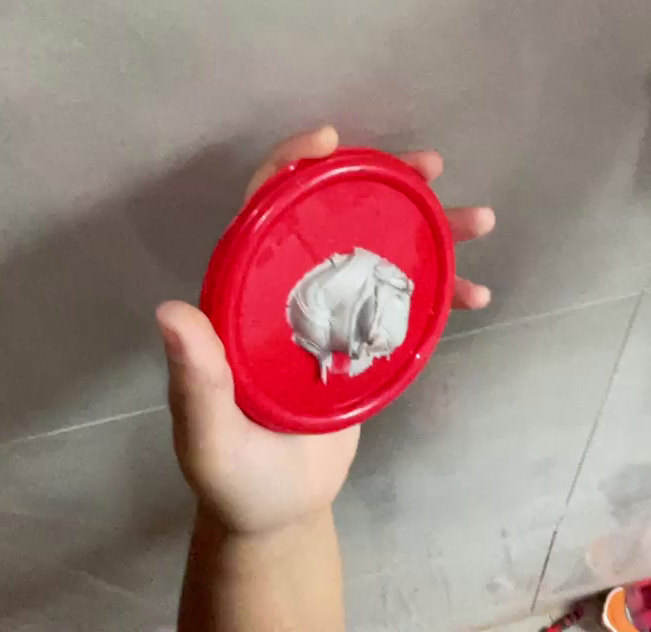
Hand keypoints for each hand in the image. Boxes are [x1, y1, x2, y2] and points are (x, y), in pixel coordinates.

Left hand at [156, 125, 496, 537]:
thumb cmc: (232, 473)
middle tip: (431, 166)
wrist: (279, 511)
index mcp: (247, 290)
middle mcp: (293, 285)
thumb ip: (195, 379)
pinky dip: (444, 292)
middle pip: (339, 214)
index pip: (265, 208)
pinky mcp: (367, 337)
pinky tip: (477, 295)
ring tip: (479, 221)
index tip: (332, 140)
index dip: (293, 165)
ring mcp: (335, 309)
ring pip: (384, 250)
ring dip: (432, 230)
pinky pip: (408, 300)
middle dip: (386, 183)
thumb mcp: (207, 434)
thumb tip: (171, 311)